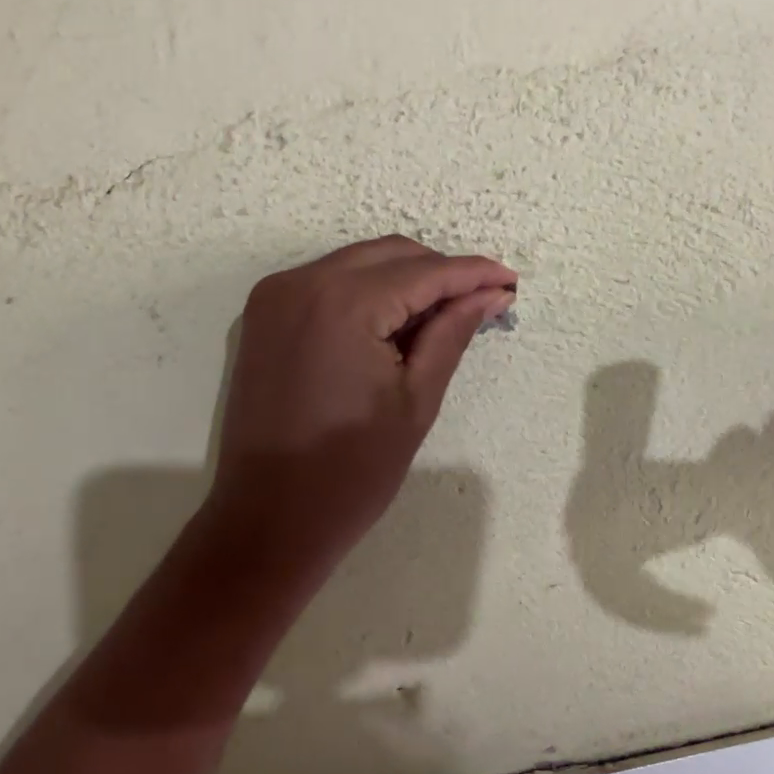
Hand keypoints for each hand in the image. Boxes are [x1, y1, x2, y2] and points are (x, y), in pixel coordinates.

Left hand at [206, 236, 516, 560]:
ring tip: (441, 319)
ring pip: (355, 264)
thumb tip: (491, 294)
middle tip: (480, 303)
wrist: (270, 519)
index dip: (473, 274)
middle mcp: (302, 283)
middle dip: (439, 272)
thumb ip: (452, 334)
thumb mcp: (415, 401)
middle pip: (388, 254)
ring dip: (402, 280)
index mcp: (344, 303)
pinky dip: (364, 293)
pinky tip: (391, 327)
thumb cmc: (351, 472)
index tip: (511, 282)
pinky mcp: (262, 318)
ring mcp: (274, 297)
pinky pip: (325, 284)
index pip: (424, 272)